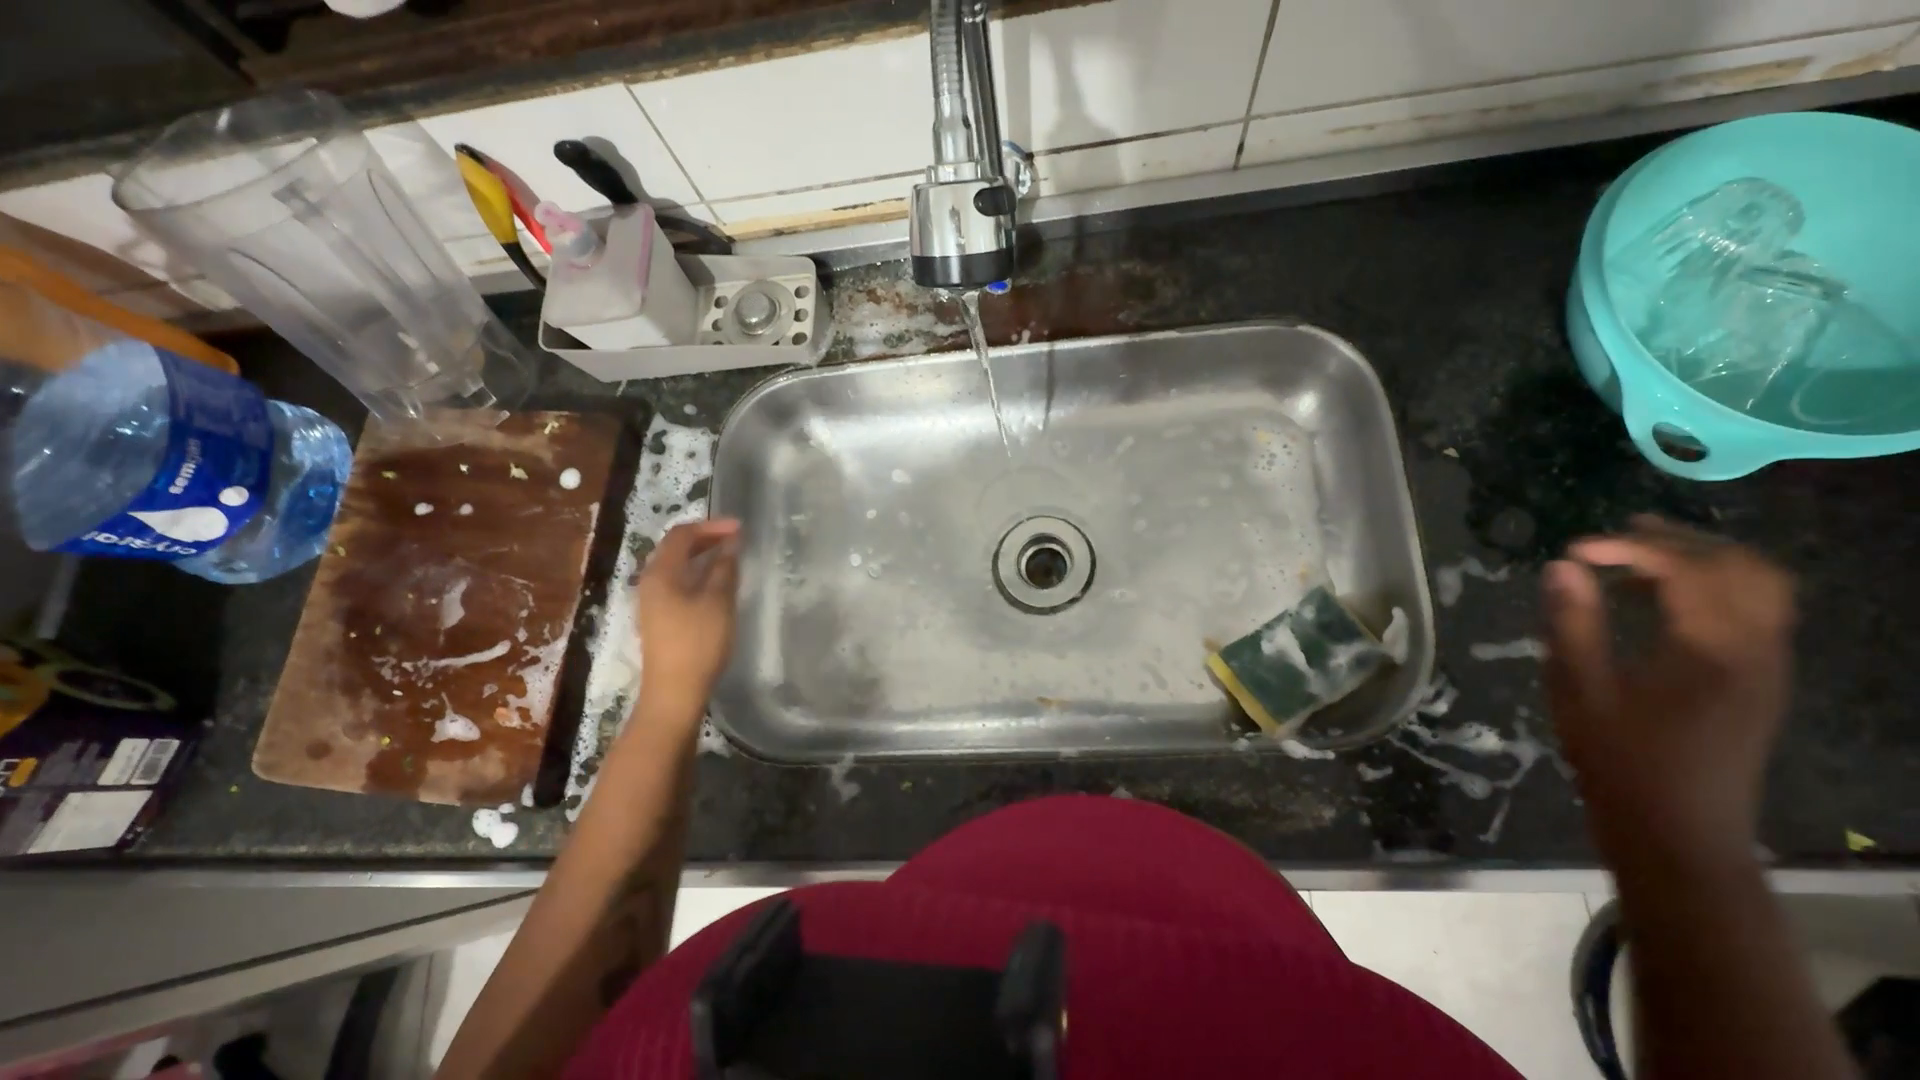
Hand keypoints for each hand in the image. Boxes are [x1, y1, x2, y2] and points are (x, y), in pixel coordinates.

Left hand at [635, 519, 741, 709]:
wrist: (675, 692)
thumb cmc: (698, 643)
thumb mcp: (718, 602)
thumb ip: (725, 568)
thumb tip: (730, 544)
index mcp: (660, 573)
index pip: (682, 534)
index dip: (711, 526)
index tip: (740, 529)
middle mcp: (650, 582)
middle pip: (675, 548)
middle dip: (706, 538)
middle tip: (736, 539)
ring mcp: (651, 602)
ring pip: (675, 567)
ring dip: (701, 557)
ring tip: (729, 558)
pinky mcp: (659, 619)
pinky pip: (676, 584)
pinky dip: (696, 574)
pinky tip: (715, 585)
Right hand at [1541, 515, 1794, 864]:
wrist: (1679, 834)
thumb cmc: (1621, 764)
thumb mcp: (1580, 693)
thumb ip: (1573, 624)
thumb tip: (1562, 567)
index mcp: (1712, 648)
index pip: (1686, 568)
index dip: (1630, 546)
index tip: (1576, 549)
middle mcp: (1757, 648)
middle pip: (1741, 566)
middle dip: (1680, 541)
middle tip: (1619, 535)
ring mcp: (1769, 666)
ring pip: (1762, 586)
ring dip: (1707, 561)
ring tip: (1644, 559)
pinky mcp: (1763, 682)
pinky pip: (1758, 612)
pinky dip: (1718, 588)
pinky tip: (1666, 600)